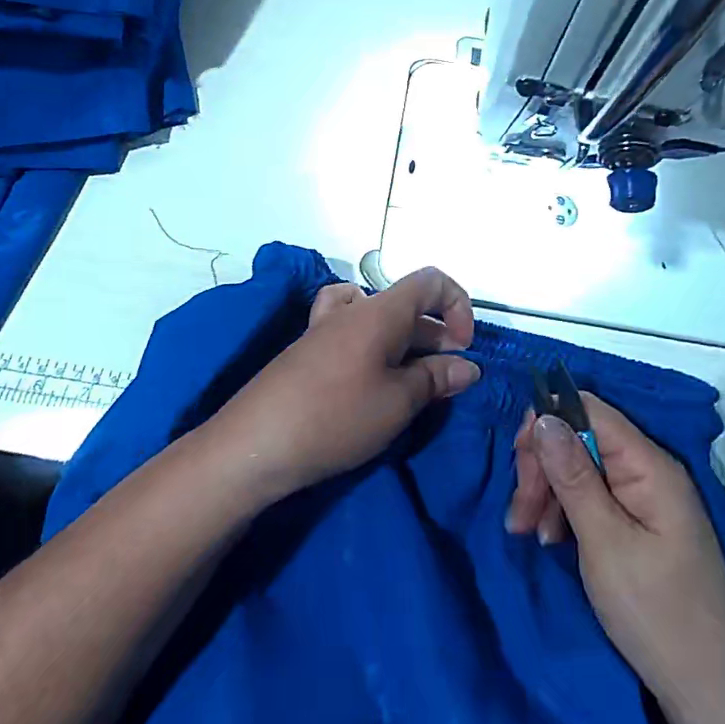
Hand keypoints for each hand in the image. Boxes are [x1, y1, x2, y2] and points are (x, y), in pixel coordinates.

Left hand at [202, 268, 478, 505]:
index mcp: (378, 311)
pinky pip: (347, 332)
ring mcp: (323, 329)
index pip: (429, 280)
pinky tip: (368, 379)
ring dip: (402, 339)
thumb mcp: (397, 403)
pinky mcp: (306, 352)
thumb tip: (467, 366)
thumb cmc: (336, 417)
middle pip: (404, 303)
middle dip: (434, 333)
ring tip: (409, 376)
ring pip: (375, 317)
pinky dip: (369, 346)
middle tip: (444, 377)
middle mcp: (349, 309)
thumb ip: (435, 379)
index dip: (457, 304)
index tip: (462, 348)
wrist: (257, 442)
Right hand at [506, 395, 724, 723]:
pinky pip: (589, 495)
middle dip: (542, 467)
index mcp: (650, 466)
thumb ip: (573, 475)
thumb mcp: (604, 541)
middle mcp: (647, 471)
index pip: (589, 409)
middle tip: (520, 512)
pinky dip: (561, 511)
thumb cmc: (656, 613)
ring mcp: (642, 496)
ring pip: (577, 467)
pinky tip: (547, 537)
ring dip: (546, 493)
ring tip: (528, 532)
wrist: (705, 690)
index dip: (547, 421)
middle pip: (578, 438)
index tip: (518, 459)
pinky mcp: (635, 521)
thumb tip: (543, 416)